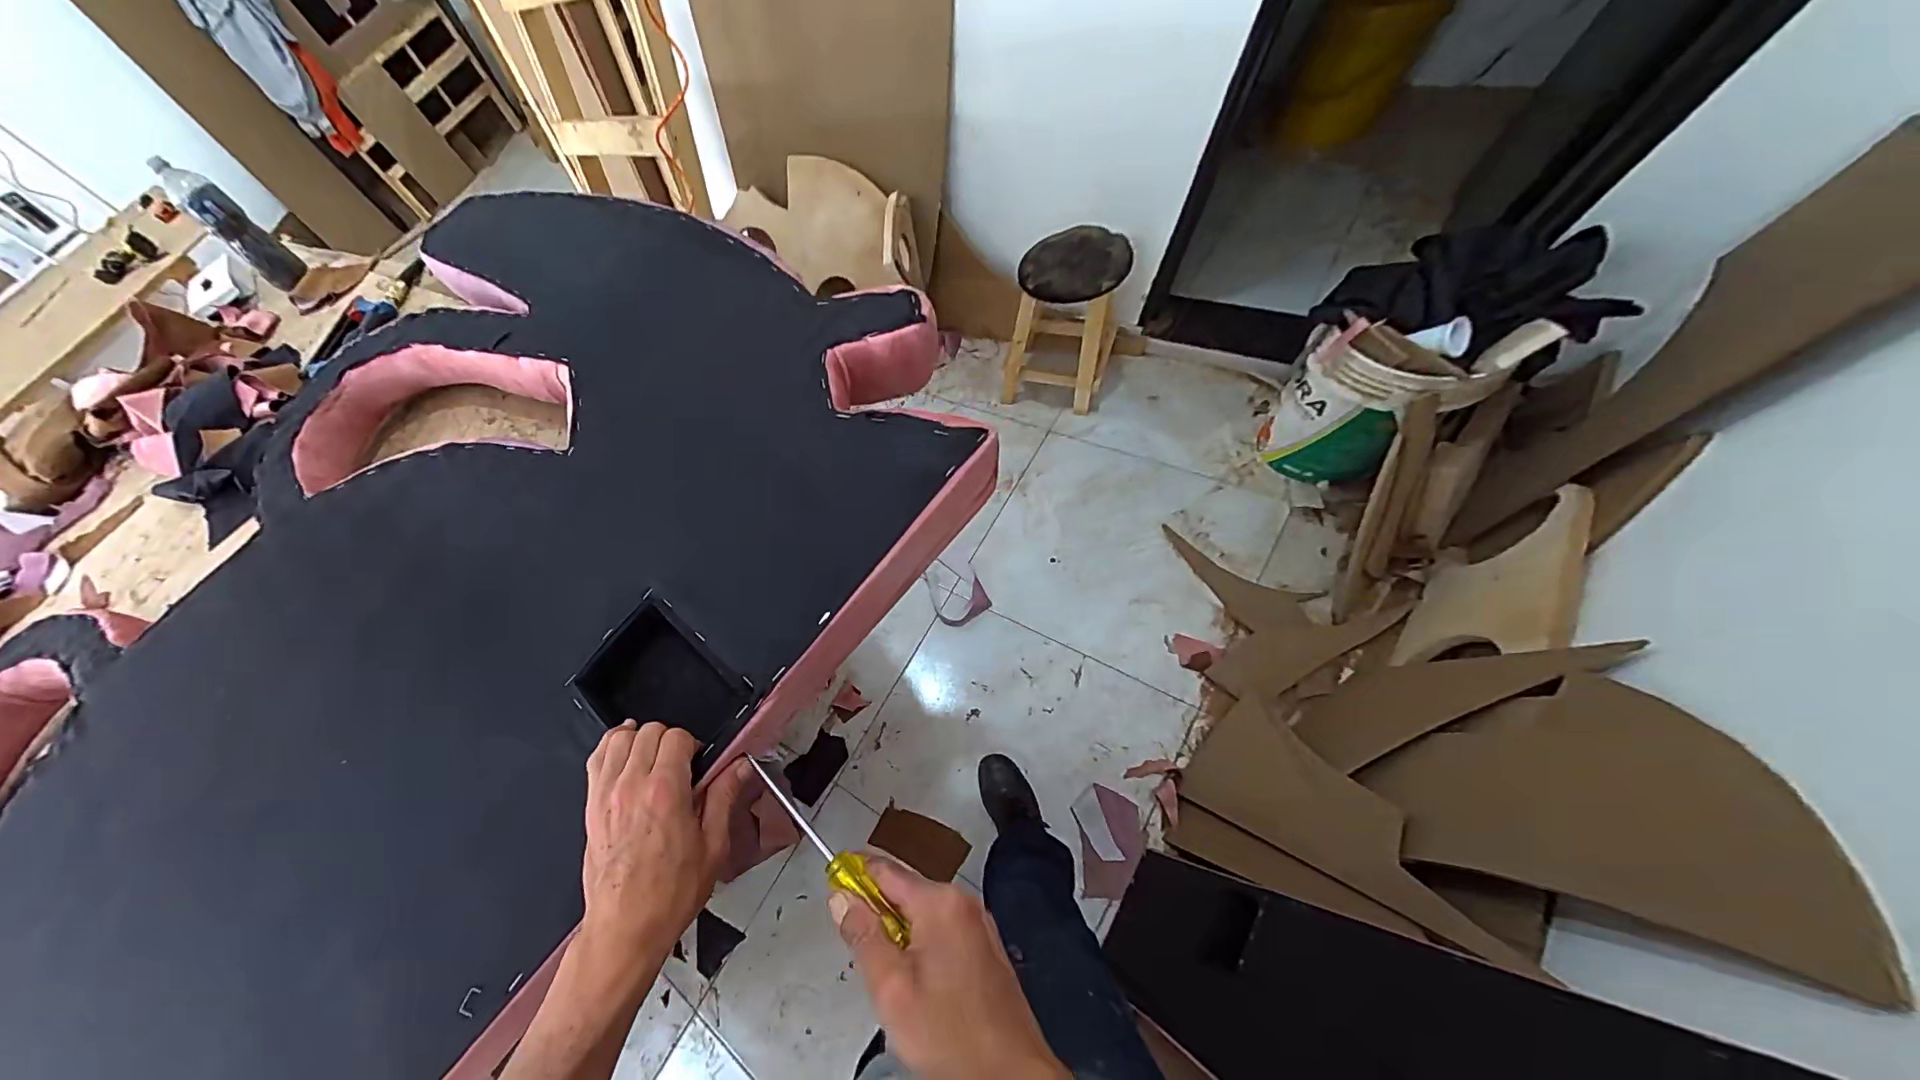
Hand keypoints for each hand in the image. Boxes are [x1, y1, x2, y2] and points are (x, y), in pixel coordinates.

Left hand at [579, 721, 753, 955]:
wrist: (625, 928)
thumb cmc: (667, 895)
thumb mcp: (714, 845)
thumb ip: (724, 797)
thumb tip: (738, 768)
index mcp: (665, 792)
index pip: (677, 736)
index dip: (694, 743)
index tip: (701, 761)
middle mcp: (631, 788)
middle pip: (648, 731)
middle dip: (669, 738)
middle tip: (682, 761)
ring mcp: (606, 796)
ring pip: (617, 739)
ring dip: (639, 738)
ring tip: (653, 753)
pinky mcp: (590, 809)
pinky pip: (594, 760)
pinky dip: (611, 749)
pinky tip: (624, 755)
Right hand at [833, 858, 1068, 1079]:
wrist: (1009, 1073)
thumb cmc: (953, 1036)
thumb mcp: (890, 988)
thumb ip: (863, 936)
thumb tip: (843, 899)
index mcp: (940, 903)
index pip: (885, 869)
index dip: (854, 875)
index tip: (834, 884)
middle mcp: (964, 904)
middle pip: (905, 890)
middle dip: (878, 914)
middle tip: (863, 953)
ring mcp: (978, 924)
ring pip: (923, 914)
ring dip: (900, 933)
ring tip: (895, 980)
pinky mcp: (985, 946)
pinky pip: (943, 930)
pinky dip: (922, 945)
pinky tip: (920, 985)